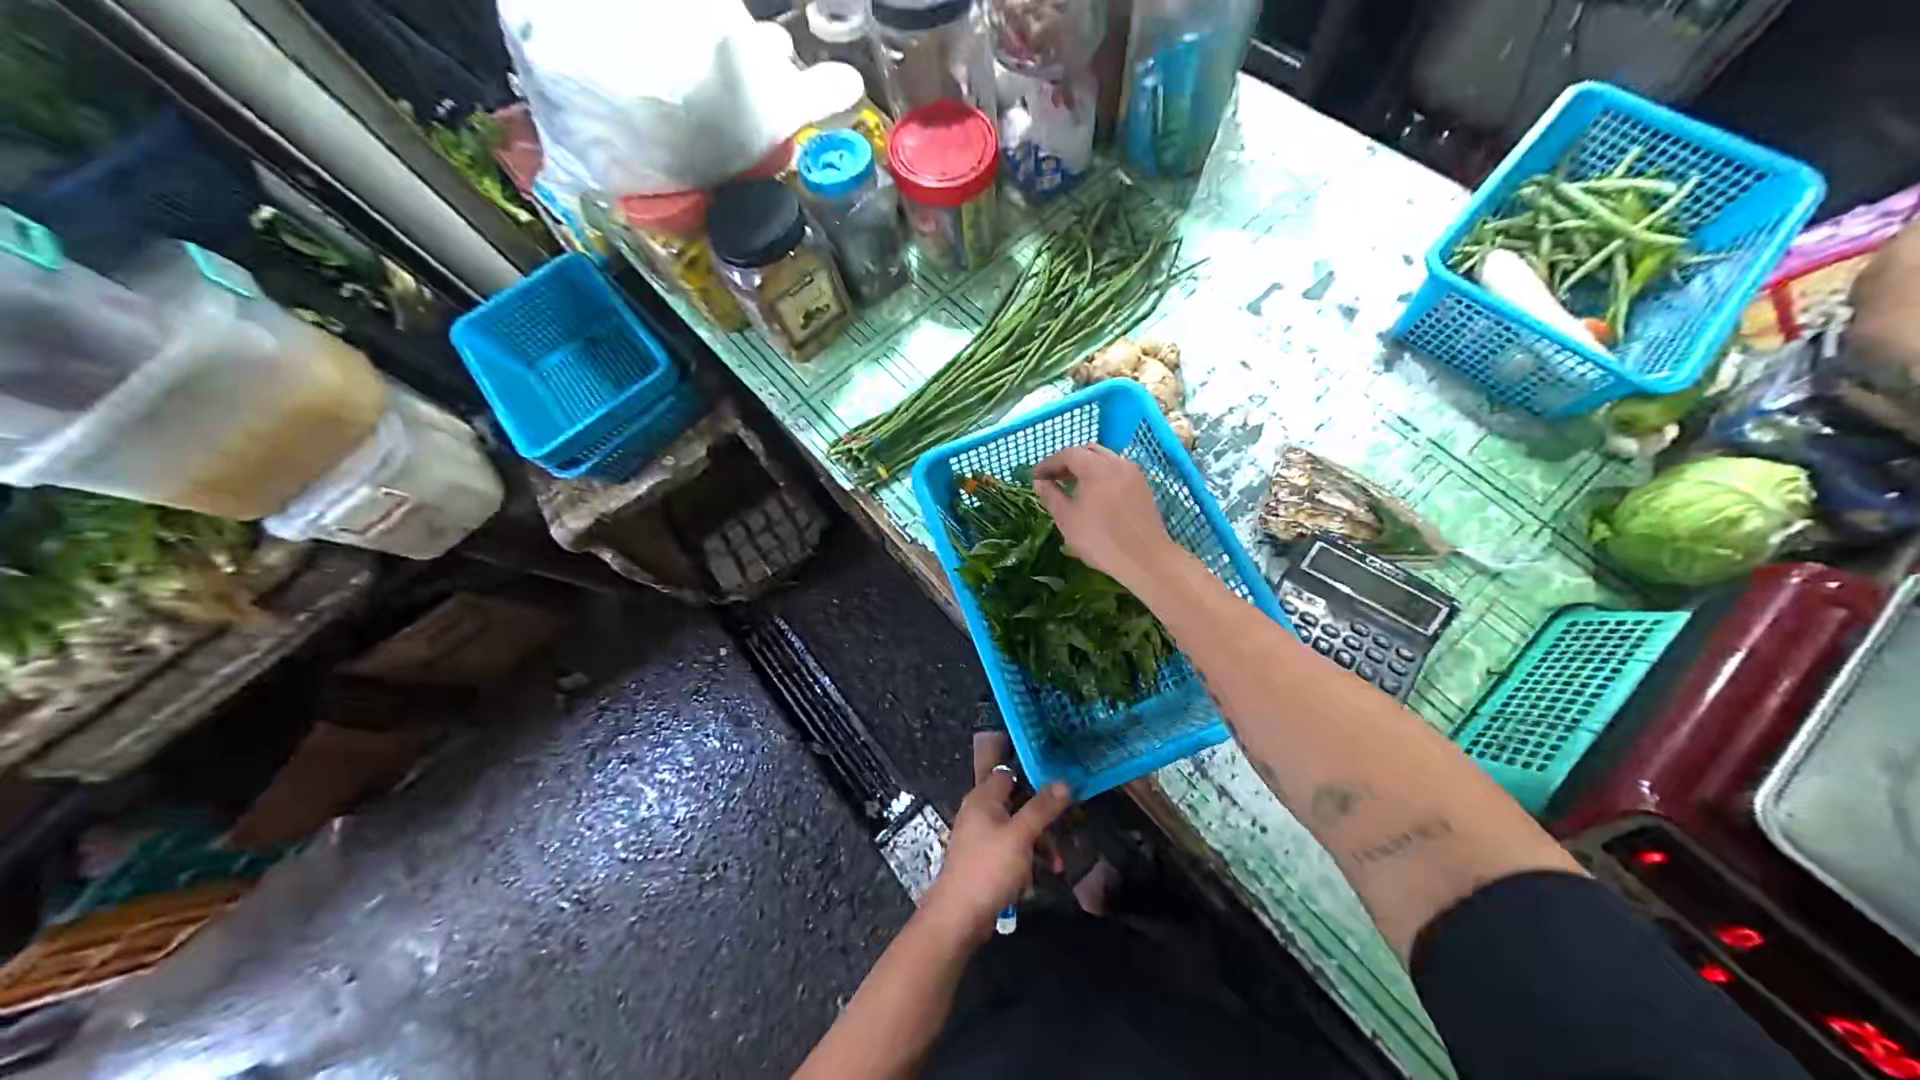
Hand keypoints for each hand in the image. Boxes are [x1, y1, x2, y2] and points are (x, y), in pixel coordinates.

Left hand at [922, 733, 1071, 943]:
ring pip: (1015, 831)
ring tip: (1056, 867)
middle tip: (1061, 837)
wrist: (959, 916)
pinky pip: (1008, 852)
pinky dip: (1023, 862)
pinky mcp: (982, 860)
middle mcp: (978, 813)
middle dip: (1041, 823)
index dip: (1033, 780)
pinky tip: (1033, 882)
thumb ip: (1042, 808)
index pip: (1009, 775)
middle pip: (1016, 805)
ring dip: (1037, 846)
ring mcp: (979, 838)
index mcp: (983, 799)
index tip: (1060, 790)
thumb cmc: (990, 867)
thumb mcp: (1021, 835)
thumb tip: (1064, 782)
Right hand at [1032, 445, 1182, 592]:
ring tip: (1072, 485)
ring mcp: (1133, 473)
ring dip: (1086, 467)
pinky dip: (1101, 474)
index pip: (1068, 454)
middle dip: (1067, 461)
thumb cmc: (1100, 540)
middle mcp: (1117, 463)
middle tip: (1053, 478)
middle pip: (1088, 451)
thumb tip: (1039, 482)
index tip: (1036, 476)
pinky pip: (1117, 470)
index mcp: (1097, 467)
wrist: (1145, 558)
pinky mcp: (1142, 486)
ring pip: (1105, 459)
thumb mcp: (1067, 519)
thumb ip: (1051, 496)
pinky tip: (1094, 493)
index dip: (1049, 463)